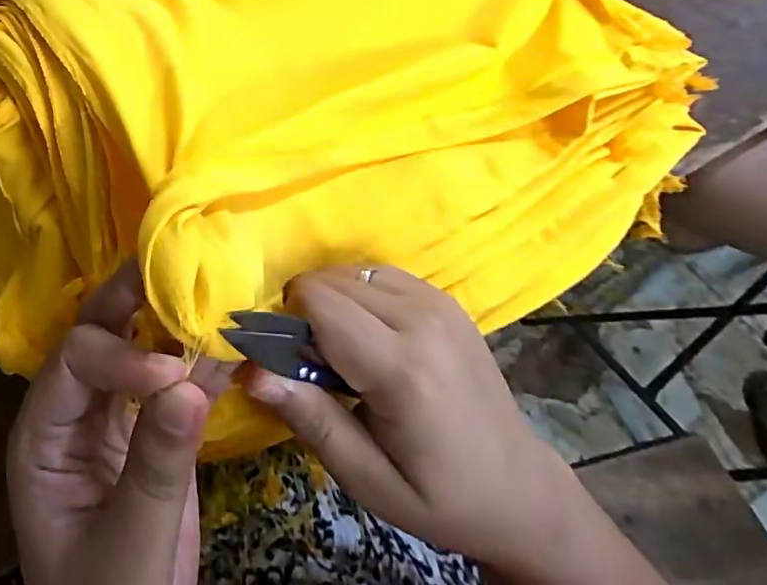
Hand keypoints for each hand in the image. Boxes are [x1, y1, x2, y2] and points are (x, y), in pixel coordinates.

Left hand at [7, 262, 234, 584]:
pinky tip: (232, 336)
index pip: (74, 361)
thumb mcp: (128, 543)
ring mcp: (114, 412)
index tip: (170, 375)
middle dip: (134, 298)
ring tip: (209, 281)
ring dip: (172, 316)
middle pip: (98, 331)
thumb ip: (155, 466)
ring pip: (136, 343)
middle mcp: (74, 407)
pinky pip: (175, 380)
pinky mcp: (152, 425)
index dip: (120, 355)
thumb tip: (186, 386)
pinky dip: (202, 358)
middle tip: (178, 266)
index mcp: (43, 433)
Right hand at [242, 267, 661, 583]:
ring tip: (346, 353)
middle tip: (319, 368)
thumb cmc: (437, 495)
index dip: (287, 325)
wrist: (518, 488)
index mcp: (403, 368)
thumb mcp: (366, 478)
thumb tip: (248, 370)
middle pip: (329, 281)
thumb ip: (309, 418)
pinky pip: (377, 273)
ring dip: (332, 302)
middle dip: (306, 314)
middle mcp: (422, 319)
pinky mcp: (444, 297)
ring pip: (350, 271)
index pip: (317, 302)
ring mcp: (438, 301)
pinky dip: (359, 295)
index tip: (291, 365)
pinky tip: (372, 335)